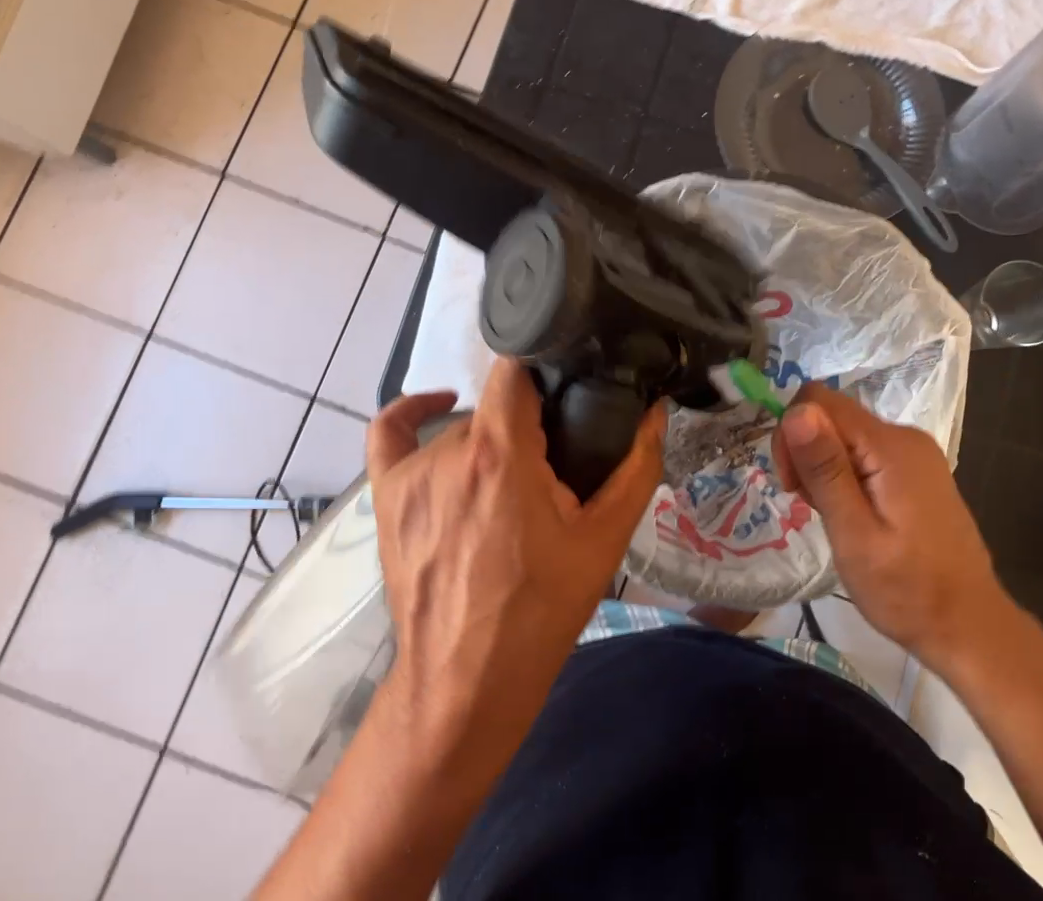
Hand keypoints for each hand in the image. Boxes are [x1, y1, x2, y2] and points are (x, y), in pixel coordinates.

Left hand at [365, 358, 666, 716]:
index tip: (573, 385)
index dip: (547, 367)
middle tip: (557, 471)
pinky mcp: (386, 495)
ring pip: (461, 432)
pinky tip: (440, 405)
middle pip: (497, 410)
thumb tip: (655, 412)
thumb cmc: (542, 609)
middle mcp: (450, 451)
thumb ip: (636, 467)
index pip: (518, 371)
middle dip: (531, 429)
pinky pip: (390, 432)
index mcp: (502, 454)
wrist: (469, 676)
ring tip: (514, 494)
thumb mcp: (604, 539)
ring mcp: (410, 473)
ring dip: (491, 448)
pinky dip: (413, 412)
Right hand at [771, 383, 1013, 662]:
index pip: (819, 402)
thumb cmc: (906, 590)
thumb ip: (825, 470)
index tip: (793, 487)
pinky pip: (864, 456)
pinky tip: (851, 518)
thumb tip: (797, 410)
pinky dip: (844, 479)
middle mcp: (905, 438)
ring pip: (844, 437)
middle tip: (809, 509)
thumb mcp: (854, 534)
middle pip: (832, 416)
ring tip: (833, 520)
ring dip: (823, 470)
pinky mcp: (916, 473)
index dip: (792, 435)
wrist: (968, 626)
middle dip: (805, 454)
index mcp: (891, 447)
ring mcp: (915, 455)